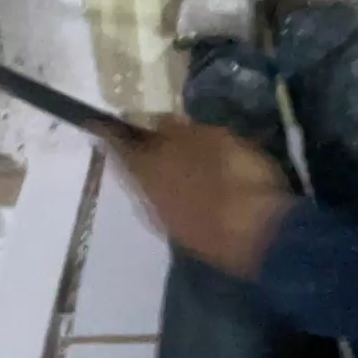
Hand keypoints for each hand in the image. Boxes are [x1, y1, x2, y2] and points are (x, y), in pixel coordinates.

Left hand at [105, 116, 293, 278]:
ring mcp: (169, 222)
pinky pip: (174, 203)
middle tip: (137, 132)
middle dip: (134, 151)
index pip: (116, 144)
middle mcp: (148, 200)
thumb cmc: (230, 174)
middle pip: (132, 170)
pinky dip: (176, 188)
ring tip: (167, 153)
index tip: (94, 120)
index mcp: (145, 170)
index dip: (105, 130)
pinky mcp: (193, 237)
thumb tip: (151, 124)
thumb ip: (173, 129)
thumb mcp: (204, 136)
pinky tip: (189, 180)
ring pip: (153, 189)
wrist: (263, 237)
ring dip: (156, 172)